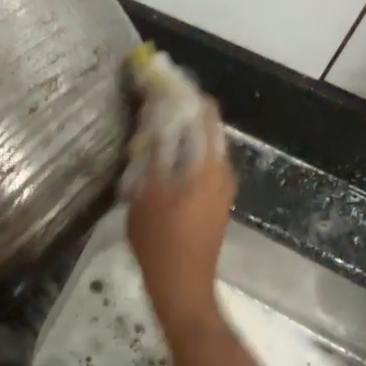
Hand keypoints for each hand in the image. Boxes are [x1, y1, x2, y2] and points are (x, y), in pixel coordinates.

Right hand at [127, 97, 235, 327]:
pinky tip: (154, 155)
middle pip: (204, 124)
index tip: (153, 78)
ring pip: (201, 142)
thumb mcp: (148, 190)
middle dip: (177, 107)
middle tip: (145, 98)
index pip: (202, 109)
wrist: (182, 288)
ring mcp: (220, 186)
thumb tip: (156, 110)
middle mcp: (221, 169)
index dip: (180, 89)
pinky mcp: (212, 200)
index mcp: (208, 163)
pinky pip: (198, 161)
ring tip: (144, 124)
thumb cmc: (161, 239)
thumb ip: (154, 147)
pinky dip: (179, 149)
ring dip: (177, 128)